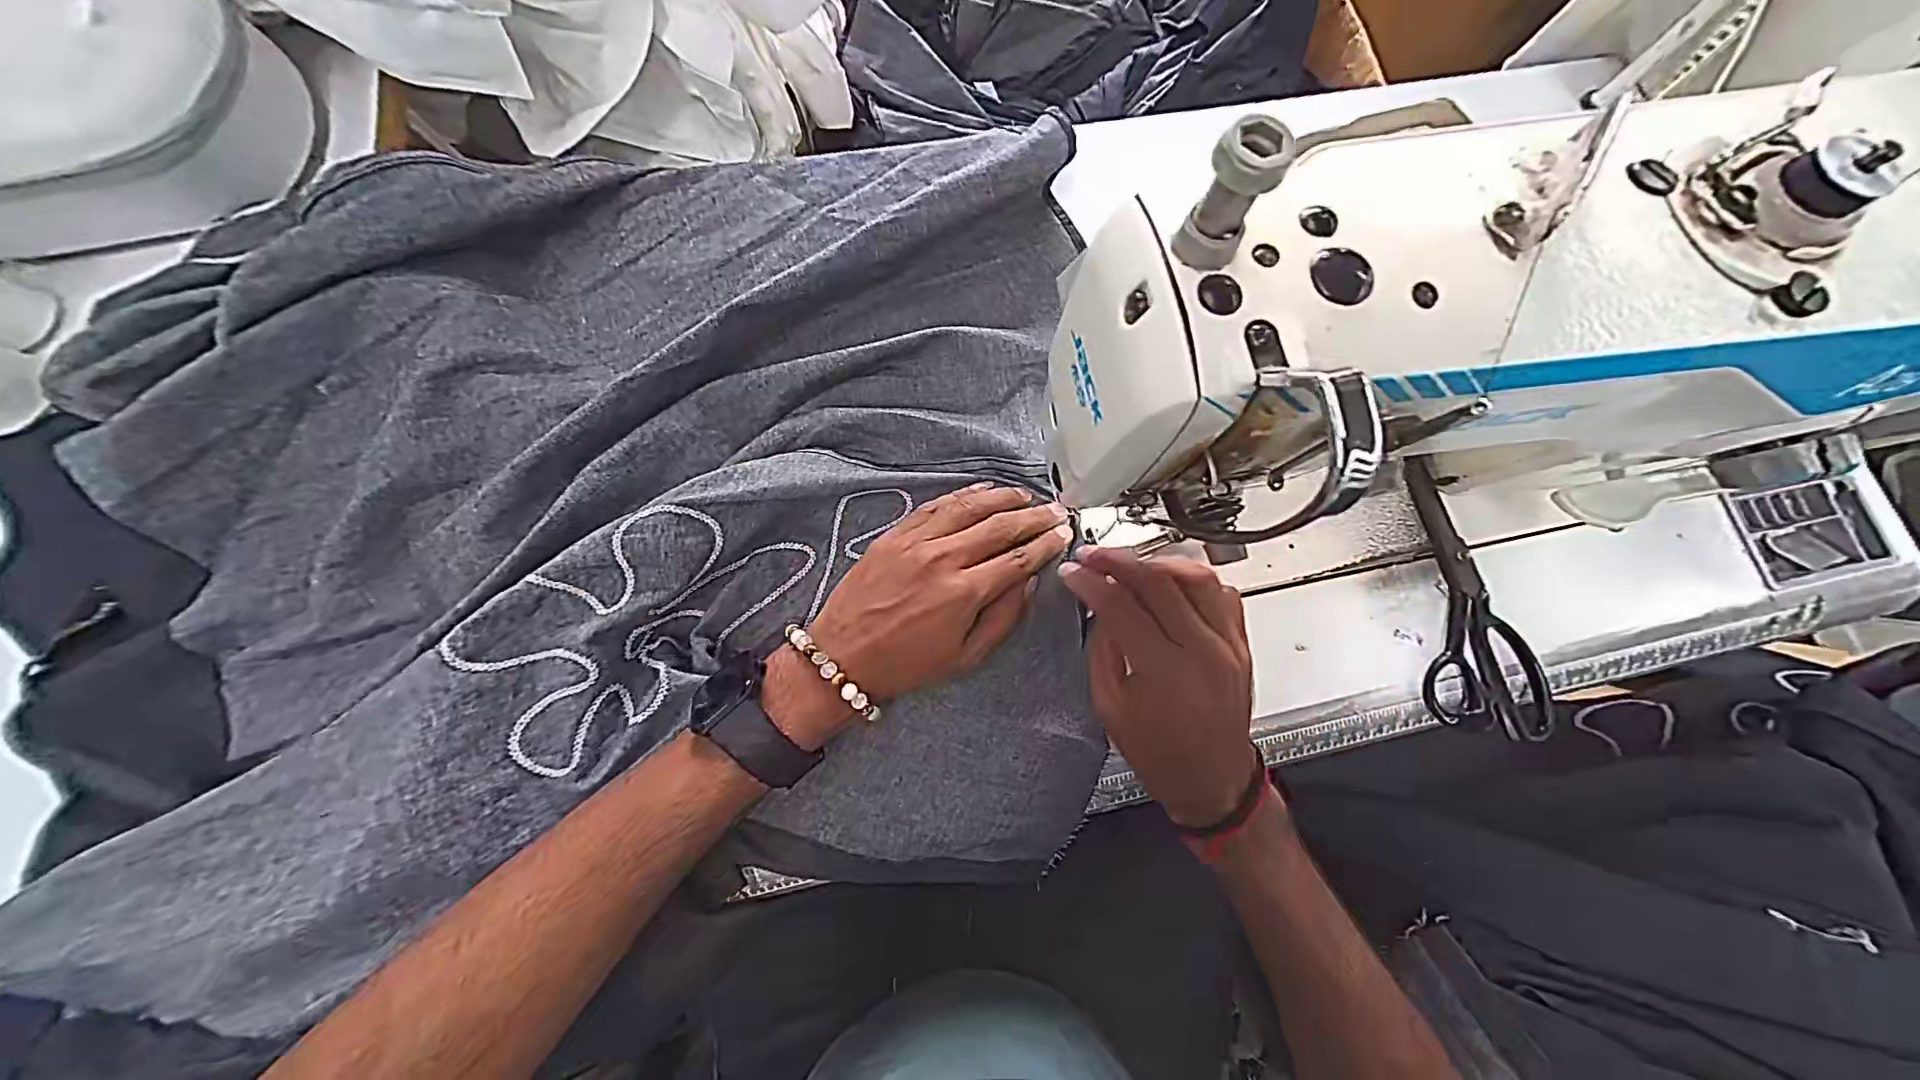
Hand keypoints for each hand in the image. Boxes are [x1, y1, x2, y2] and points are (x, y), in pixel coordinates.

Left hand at [773, 483, 1072, 745]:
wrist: (843, 656)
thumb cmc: (904, 663)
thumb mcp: (966, 657)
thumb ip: (1003, 618)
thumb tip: (1028, 584)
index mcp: (963, 593)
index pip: (1018, 557)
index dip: (1046, 543)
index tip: (1062, 534)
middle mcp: (942, 559)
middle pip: (1000, 525)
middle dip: (1034, 515)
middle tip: (1054, 510)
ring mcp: (916, 542)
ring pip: (970, 507)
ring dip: (1003, 497)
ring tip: (1026, 495)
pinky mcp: (895, 535)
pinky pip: (936, 505)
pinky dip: (963, 495)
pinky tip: (982, 491)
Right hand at [1057, 547, 1260, 827]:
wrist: (1211, 779)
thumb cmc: (1162, 755)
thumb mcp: (1111, 707)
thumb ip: (1103, 651)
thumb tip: (1100, 608)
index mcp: (1165, 672)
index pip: (1121, 605)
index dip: (1090, 582)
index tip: (1074, 572)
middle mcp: (1203, 652)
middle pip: (1158, 582)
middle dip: (1118, 561)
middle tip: (1094, 556)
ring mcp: (1228, 645)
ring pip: (1196, 576)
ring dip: (1158, 562)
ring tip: (1132, 562)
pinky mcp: (1241, 644)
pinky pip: (1222, 593)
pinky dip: (1194, 579)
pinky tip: (1173, 581)